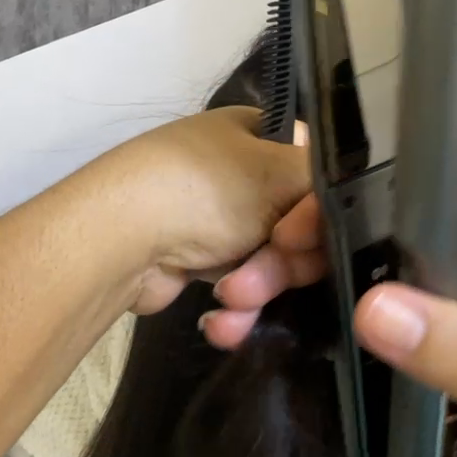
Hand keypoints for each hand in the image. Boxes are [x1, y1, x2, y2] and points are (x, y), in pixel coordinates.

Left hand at [95, 107, 309, 314]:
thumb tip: (337, 195)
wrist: (119, 237)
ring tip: (233, 294)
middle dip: (287, 256)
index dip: (317, 207)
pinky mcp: (199, 262)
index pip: (313, 172)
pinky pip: (241, 287)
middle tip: (273, 260)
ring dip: (259, 285)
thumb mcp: (279, 170)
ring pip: (272, 263)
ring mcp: (216, 218)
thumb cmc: (205, 190)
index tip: (304, 230)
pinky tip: (222, 320)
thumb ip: (324, 181)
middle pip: (298, 225)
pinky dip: (236, 308)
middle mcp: (237, 173)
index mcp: (254, 136)